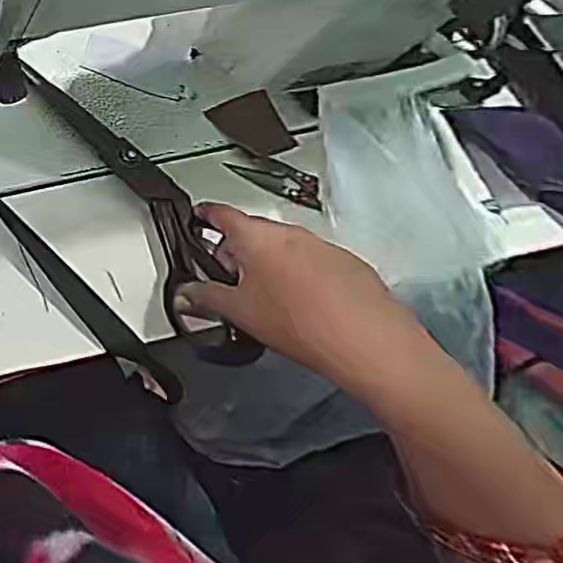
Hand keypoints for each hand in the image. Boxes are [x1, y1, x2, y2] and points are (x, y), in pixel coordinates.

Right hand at [175, 203, 440, 395]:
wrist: (374, 348)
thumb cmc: (306, 325)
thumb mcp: (238, 312)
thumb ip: (205, 296)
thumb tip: (188, 294)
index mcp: (256, 237)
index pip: (222, 214)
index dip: (206, 214)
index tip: (200, 216)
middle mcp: (292, 235)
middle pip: (255, 231)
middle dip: (239, 248)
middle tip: (230, 272)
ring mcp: (326, 248)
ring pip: (287, 247)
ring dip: (273, 262)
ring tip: (269, 296)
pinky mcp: (354, 267)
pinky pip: (318, 262)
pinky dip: (305, 275)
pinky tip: (304, 305)